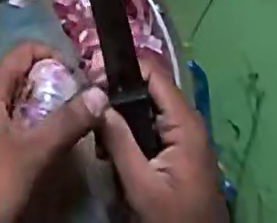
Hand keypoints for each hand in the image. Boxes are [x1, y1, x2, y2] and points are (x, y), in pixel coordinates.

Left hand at [0, 41, 108, 222]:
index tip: (80, 77)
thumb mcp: (31, 153)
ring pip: (15, 105)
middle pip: (20, 77)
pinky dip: (29, 131)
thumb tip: (99, 92)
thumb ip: (65, 122)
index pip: (23, 51)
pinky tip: (44, 153)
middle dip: (52, 86)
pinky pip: (7, 128)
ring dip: (42, 112)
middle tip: (81, 108)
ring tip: (69, 131)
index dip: (53, 55)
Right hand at [99, 56, 226, 222]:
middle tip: (89, 105)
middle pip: (147, 87)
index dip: (122, 68)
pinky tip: (112, 148)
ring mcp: (184, 134)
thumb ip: (120, 141)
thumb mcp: (142, 186)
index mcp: (184, 122)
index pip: (152, 71)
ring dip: (121, 114)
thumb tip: (97, 99)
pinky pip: (150, 124)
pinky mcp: (178, 148)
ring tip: (98, 131)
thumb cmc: (175, 220)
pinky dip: (130, 130)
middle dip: (117, 93)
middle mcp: (187, 120)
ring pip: (146, 105)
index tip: (92, 77)